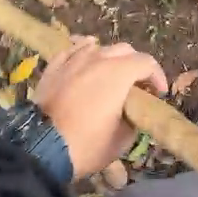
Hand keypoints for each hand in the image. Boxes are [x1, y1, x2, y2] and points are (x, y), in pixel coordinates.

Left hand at [30, 37, 167, 179]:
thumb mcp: (121, 140)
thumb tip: (131, 114)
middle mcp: (98, 58)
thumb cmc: (86, 145)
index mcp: (119, 73)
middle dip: (135, 65)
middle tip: (137, 85)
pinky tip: (84, 63)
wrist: (39, 149)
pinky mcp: (53, 67)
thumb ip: (133, 120)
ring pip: (98, 47)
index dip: (157, 77)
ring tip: (110, 75)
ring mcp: (73, 60)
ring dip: (110, 59)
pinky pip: (73, 51)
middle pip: (125, 50)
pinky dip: (83, 55)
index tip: (158, 94)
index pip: (147, 63)